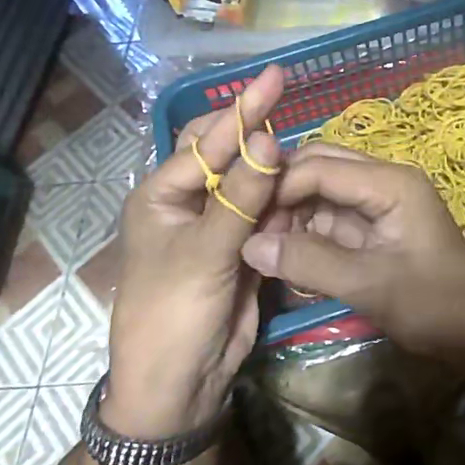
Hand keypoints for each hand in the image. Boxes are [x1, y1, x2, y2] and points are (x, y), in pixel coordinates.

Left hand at [108, 65, 285, 437]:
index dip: (241, 111)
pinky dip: (281, 198)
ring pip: (247, 182)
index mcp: (161, 195)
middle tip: (283, 92)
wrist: (180, 385)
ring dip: (271, 165)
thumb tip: (268, 140)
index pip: (205, 143)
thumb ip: (240, 197)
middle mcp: (186, 202)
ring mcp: (215, 225)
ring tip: (303, 139)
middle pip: (222, 152)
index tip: (275, 79)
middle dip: (251, 126)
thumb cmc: (174, 313)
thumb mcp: (204, 253)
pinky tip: (302, 182)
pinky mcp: (239, 247)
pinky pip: (262, 212)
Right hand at [240, 144, 464, 359]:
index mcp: (390, 182)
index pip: (319, 166)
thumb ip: (308, 262)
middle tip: (252, 232)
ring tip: (266, 249)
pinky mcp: (371, 225)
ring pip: (319, 191)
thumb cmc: (431, 305)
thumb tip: (249, 246)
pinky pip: (327, 216)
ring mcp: (377, 201)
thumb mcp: (368, 284)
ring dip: (291, 216)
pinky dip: (305, 233)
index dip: (280, 189)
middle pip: (318, 167)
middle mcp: (382, 180)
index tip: (246, 223)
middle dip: (283, 196)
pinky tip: (288, 258)